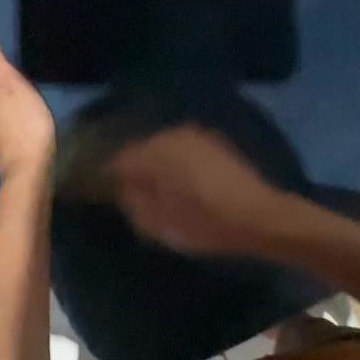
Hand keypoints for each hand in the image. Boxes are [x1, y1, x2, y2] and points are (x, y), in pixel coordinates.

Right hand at [106, 126, 297, 254]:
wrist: (259, 216)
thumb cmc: (204, 223)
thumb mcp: (159, 224)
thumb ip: (133, 203)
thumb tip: (121, 189)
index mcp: (151, 153)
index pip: (116, 159)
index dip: (106, 174)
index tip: (100, 187)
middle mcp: (170, 135)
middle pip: (140, 148)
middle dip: (132, 165)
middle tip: (126, 188)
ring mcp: (195, 135)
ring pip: (163, 146)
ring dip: (156, 162)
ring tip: (154, 185)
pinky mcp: (215, 142)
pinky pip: (183, 149)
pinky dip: (176, 161)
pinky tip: (180, 180)